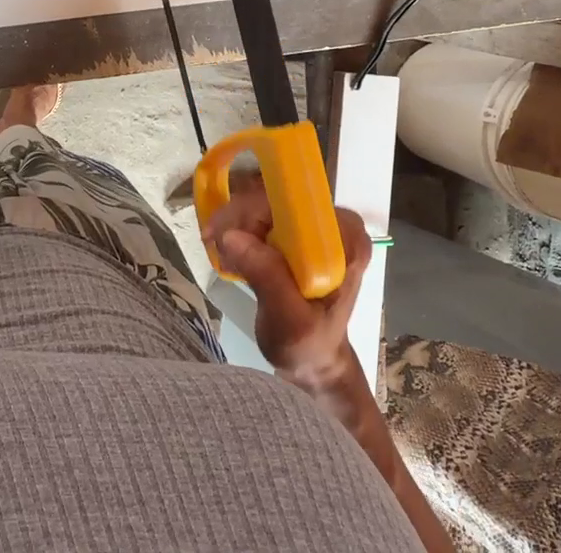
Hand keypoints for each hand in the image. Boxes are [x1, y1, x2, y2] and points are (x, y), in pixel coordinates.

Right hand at [203, 173, 375, 386]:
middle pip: (278, 199)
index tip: (225, 233)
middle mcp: (335, 226)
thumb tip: (232, 236)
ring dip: (235, 225)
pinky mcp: (300, 234)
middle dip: (240, 218)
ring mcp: (317, 228)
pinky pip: (263, 216)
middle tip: (213, 242)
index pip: (296, 203)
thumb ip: (268, 278)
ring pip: (265, 205)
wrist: (313, 362)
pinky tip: (231, 256)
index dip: (257, 210)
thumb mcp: (289, 321)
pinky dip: (240, 230)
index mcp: (347, 241)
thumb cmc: (307, 346)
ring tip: (222, 256)